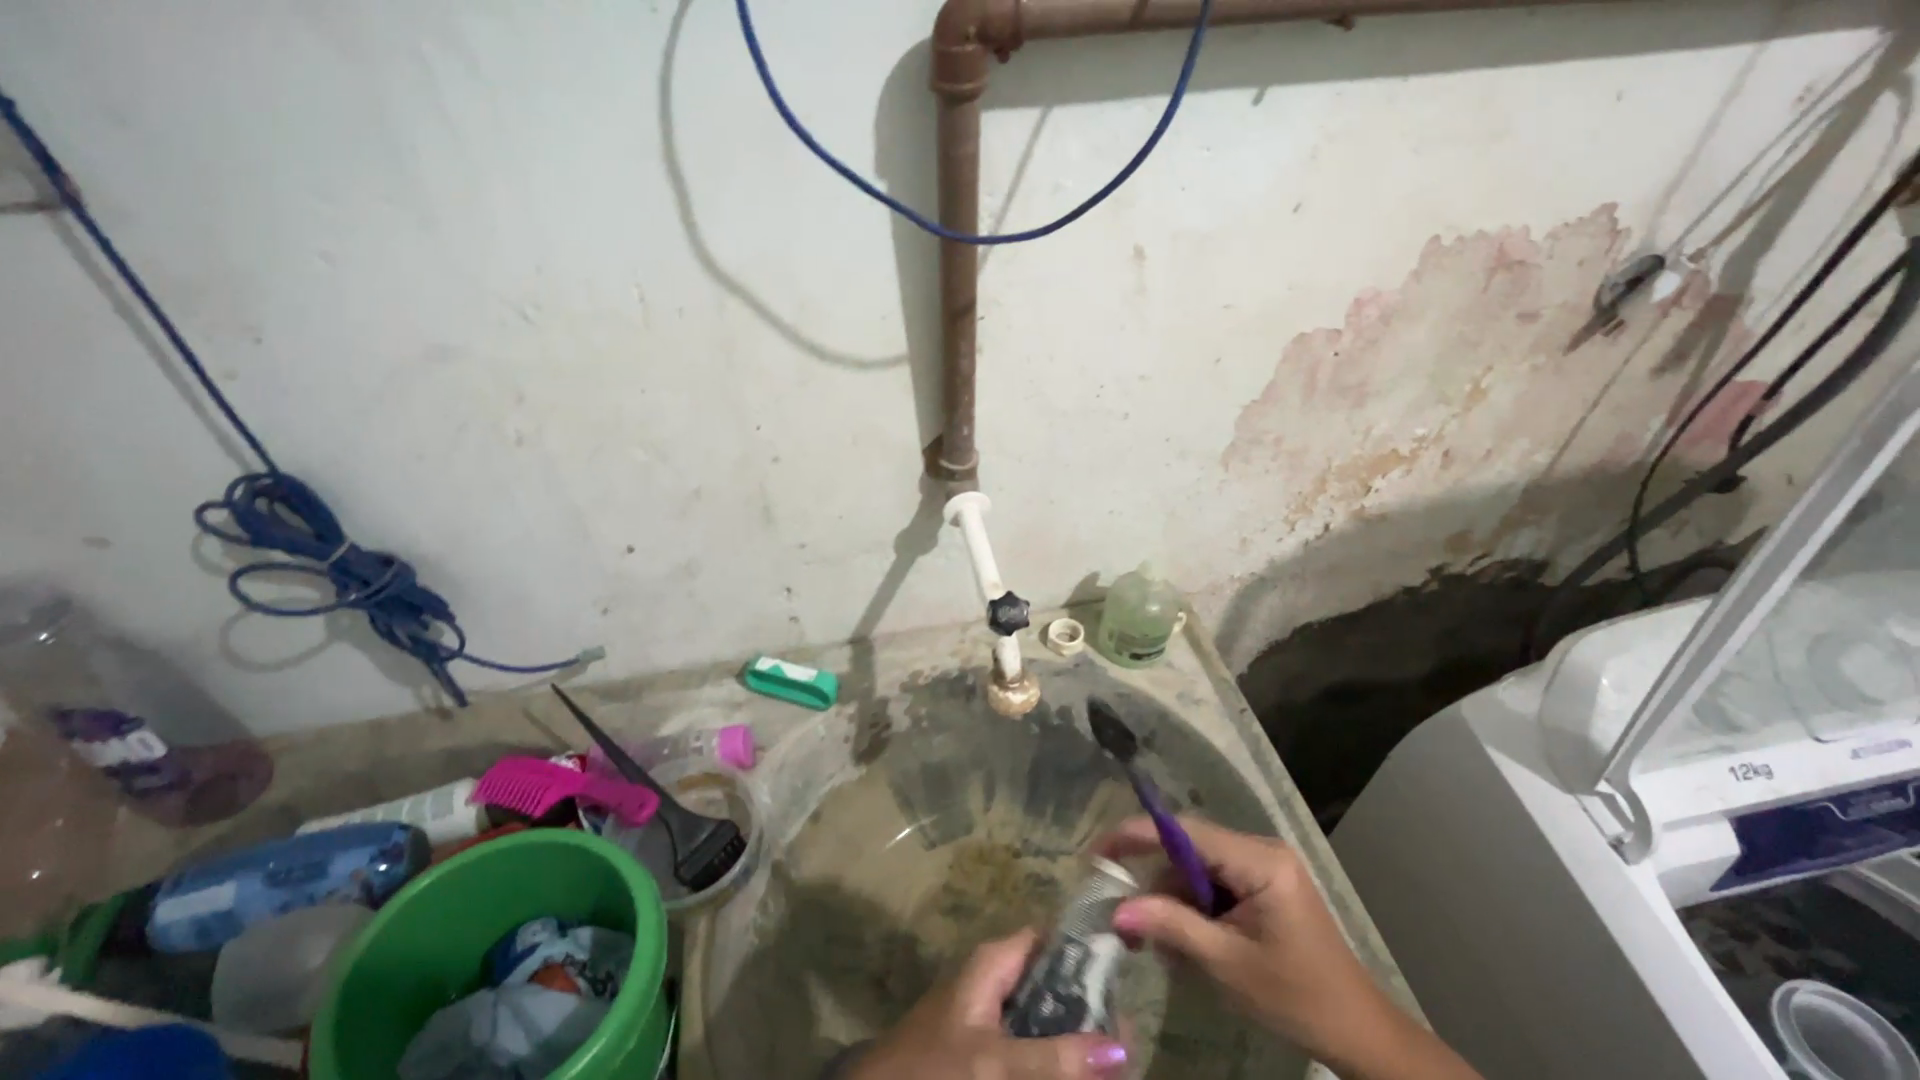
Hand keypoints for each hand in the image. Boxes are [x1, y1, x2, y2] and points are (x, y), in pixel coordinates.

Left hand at [847, 929, 1131, 1079]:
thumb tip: (1123, 1048)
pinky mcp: (980, 1049)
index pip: (1050, 939)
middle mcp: (992, 981)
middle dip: (1089, 1010)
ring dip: (1072, 1040)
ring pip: (1044, 1019)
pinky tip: (1074, 1073)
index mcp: (992, 964)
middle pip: (1053, 983)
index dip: (1088, 951)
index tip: (1127, 973)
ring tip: (1111, 1064)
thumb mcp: (996, 1063)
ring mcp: (986, 1016)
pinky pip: (1027, 1046)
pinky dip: (1050, 1059)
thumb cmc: (932, 1068)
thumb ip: (1056, 1056)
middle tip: (1125, 1040)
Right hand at [1099, 817, 1480, 1079]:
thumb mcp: (1226, 963)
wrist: (1355, 1029)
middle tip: (1125, 921)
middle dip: (1155, 884)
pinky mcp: (1264, 886)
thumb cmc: (1296, 997)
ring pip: (1196, 870)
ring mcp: (1265, 868)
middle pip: (1188, 850)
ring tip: (1158, 946)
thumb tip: (1116, 909)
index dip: (1137, 835)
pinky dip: (1193, 911)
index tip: (1097, 852)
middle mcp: (1262, 851)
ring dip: (1173, 903)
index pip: (1186, 832)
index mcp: (1261, 861)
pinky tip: (1186, 945)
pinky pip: (1214, 885)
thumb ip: (1171, 926)